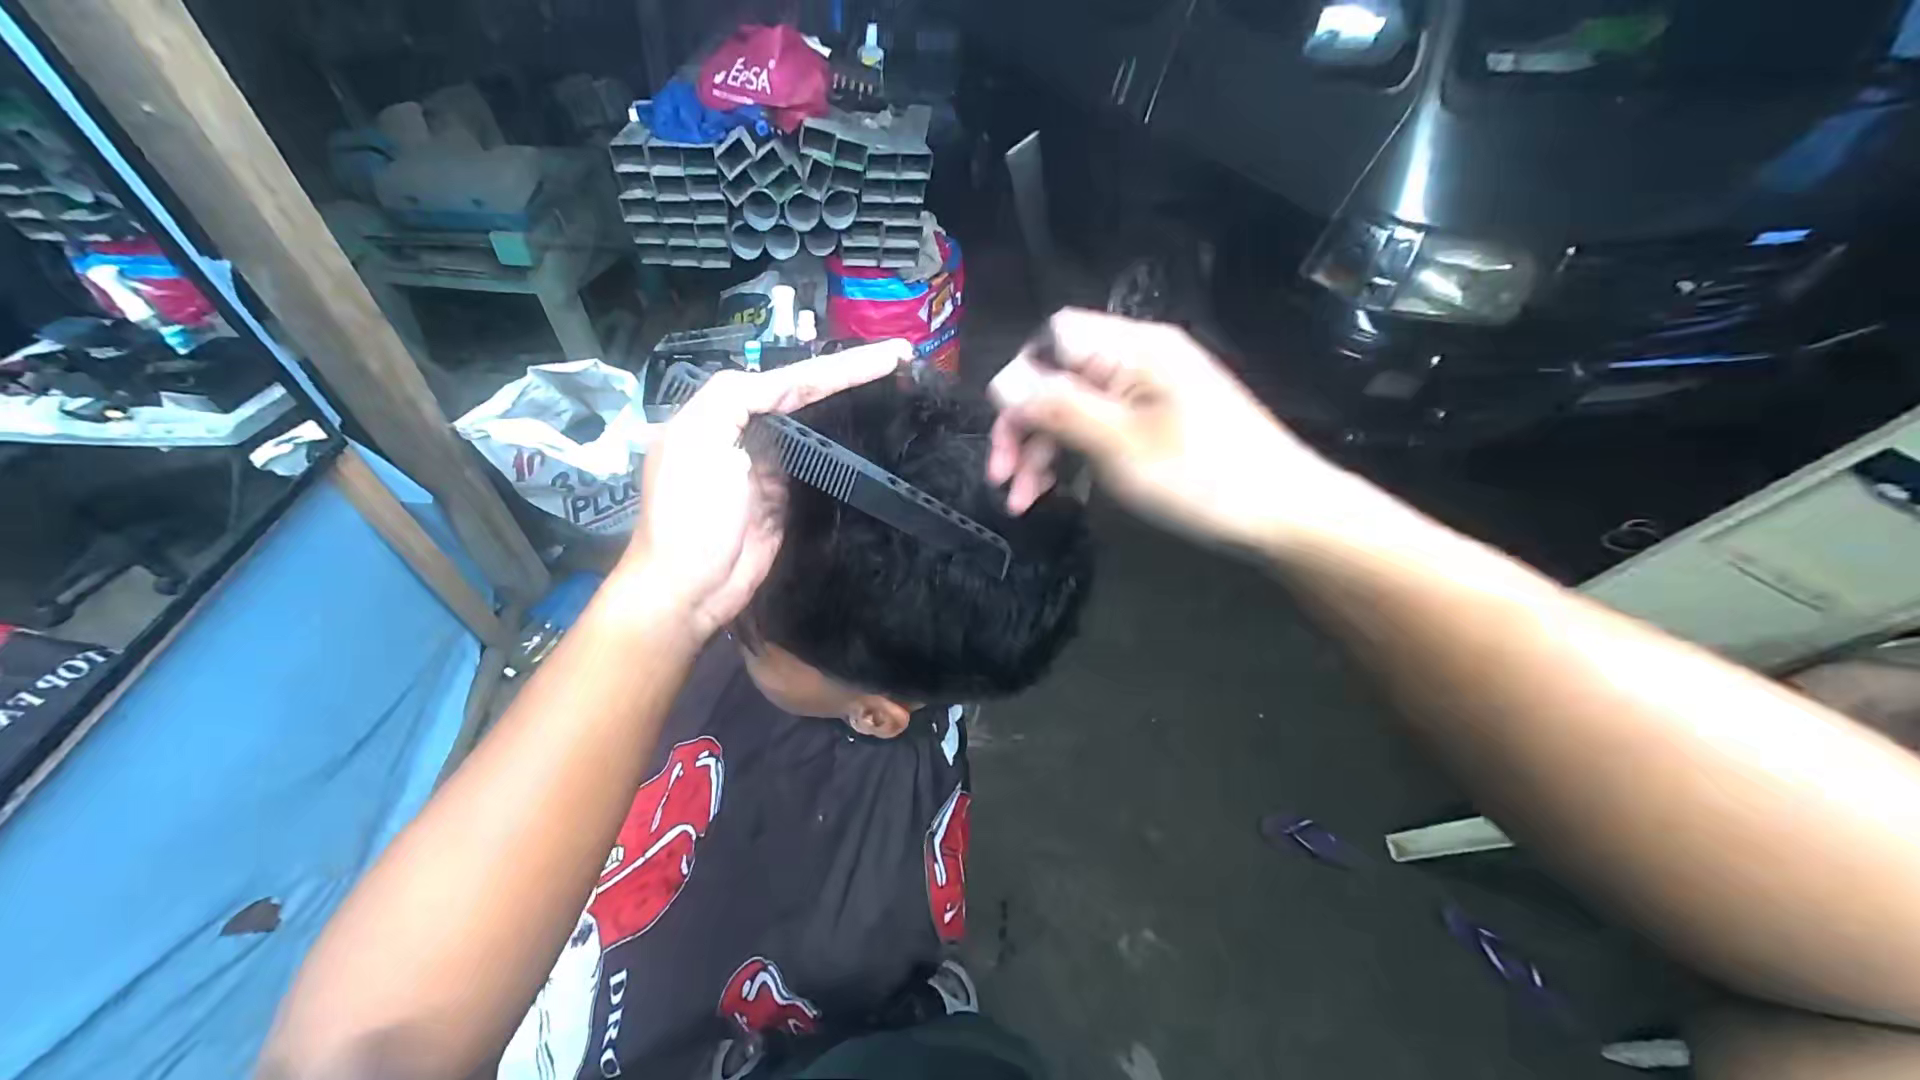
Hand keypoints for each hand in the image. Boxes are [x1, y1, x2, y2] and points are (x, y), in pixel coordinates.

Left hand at [622, 340, 911, 638]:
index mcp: (722, 412)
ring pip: (818, 427)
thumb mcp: (697, 444)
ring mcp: (771, 467)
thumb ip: (734, 402)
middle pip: (807, 396)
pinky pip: (822, 466)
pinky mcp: (787, 498)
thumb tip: (786, 388)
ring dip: (854, 408)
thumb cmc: (690, 517)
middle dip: (852, 377)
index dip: (841, 367)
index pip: (791, 381)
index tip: (891, 356)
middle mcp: (748, 433)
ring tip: (901, 389)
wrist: (690, 590)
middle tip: (902, 362)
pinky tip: (876, 437)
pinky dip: (848, 450)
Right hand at [987, 309, 1341, 550]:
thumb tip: (1000, 380)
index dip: (1021, 380)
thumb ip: (1058, 406)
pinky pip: (1100, 429)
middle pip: (1058, 378)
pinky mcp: (1157, 423)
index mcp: (1133, 349)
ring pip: (1074, 409)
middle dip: (1024, 428)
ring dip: (1042, 452)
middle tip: (1003, 479)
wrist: (1285, 513)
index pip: (1053, 338)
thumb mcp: (1120, 443)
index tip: (1006, 435)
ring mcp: (1149, 393)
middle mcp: (1138, 360)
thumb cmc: (1204, 477)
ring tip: (1023, 502)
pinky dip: (1074, 459)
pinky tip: (1060, 493)